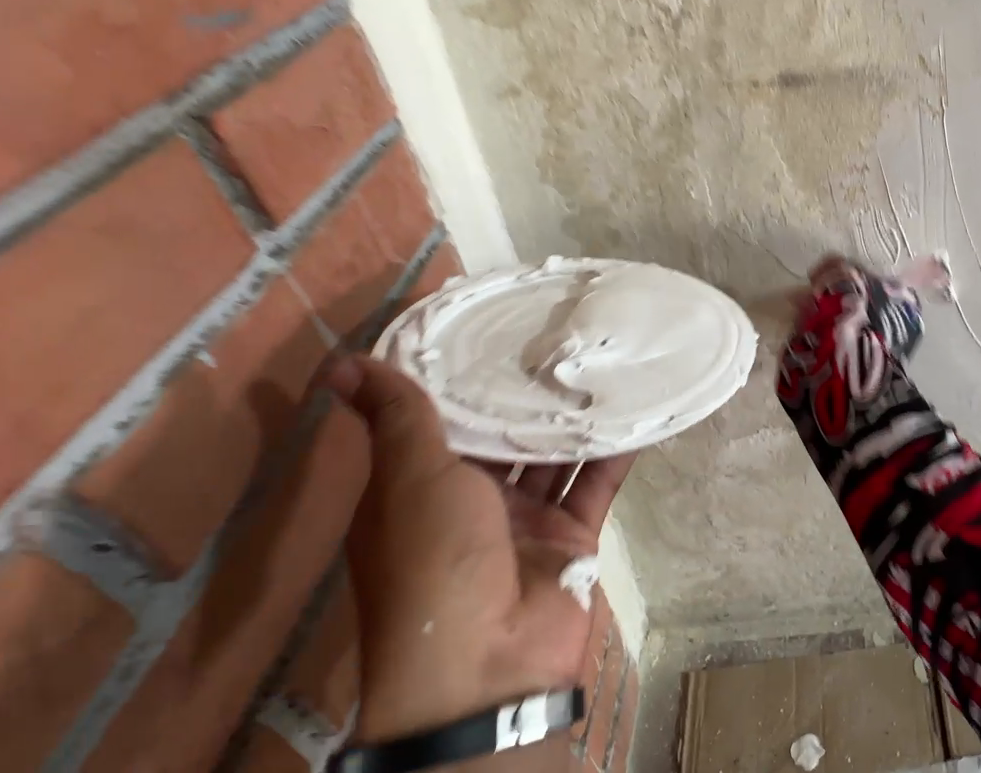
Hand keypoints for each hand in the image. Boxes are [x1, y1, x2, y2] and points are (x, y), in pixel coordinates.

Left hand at [320, 354, 636, 744]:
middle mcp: (469, 501)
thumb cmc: (433, 559)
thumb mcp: (408, 478)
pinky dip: (617, 451)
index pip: (438, 420)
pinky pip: (596, 482)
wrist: (489, 660)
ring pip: (553, 454)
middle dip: (527, 390)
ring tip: (606, 357)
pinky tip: (641, 409)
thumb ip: (396, 416)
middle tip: (562, 329)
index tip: (489, 320)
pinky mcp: (570, 534)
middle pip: (502, 434)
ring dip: (576, 416)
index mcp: (417, 488)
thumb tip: (338, 362)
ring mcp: (524, 519)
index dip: (460, 374)